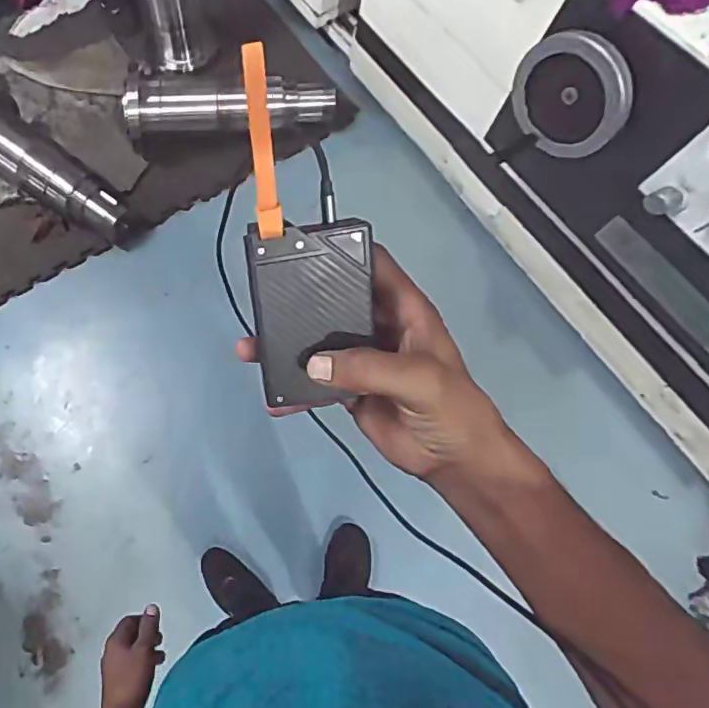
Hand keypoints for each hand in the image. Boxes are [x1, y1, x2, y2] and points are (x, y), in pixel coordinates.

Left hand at [98, 604, 163, 707]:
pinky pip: (131, 663)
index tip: (158, 625)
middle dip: (146, 634)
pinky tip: (151, 669)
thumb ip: (148, 628)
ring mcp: (113, 667)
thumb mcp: (144, 650)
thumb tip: (151, 607)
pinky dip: (142, 661)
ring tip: (160, 655)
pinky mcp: (117, 681)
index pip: (129, 621)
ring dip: (145, 648)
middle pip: (129, 634)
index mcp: (115, 641)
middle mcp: (111, 651)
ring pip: (131, 649)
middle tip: (160, 639)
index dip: (144, 619)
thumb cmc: (132, 681)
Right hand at [235, 246, 534, 485]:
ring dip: (289, 345)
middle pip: (337, 301)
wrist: (454, 462)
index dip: (347, 250)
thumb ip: (368, 367)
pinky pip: (315, 381)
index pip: (375, 266)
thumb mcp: (419, 379)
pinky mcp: (349, 389)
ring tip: (254, 347)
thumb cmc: (453, 409)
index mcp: (405, 310)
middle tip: (267, 298)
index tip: (309, 245)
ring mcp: (362, 359)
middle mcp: (379, 327)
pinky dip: (295, 387)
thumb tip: (313, 364)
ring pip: (319, 343)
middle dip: (304, 298)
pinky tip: (277, 394)